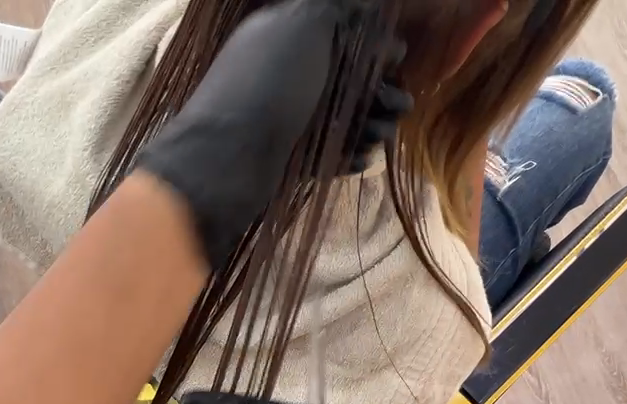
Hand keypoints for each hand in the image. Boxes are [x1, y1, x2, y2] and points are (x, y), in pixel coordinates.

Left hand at [134, 0, 404, 268]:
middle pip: (340, 83)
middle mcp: (282, 80)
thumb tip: (368, 5)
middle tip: (403, 107)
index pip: (336, 37)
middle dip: (375, 92)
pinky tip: (364, 160)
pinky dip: (343, 158)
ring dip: (365, 127)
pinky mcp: (280, 165)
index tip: (398, 57)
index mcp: (284, 39)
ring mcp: (280, 125)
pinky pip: (318, 159)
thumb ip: (336, 7)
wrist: (224, 162)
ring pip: (333, 122)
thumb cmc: (266, 86)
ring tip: (387, 135)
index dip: (371, 46)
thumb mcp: (304, 24)